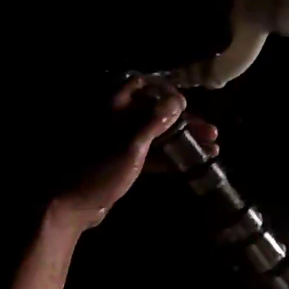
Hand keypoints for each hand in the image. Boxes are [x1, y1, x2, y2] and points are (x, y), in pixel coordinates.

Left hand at [48, 76, 203, 232]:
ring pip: (157, 134)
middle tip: (210, 131)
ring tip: (211, 147)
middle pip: (155, 112)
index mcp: (114, 107)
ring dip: (182, 140)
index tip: (186, 103)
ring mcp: (121, 141)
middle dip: (184, 121)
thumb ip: (155, 120)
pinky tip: (193, 163)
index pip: (141, 85)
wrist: (77, 203)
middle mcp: (117, 119)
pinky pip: (152, 153)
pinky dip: (171, 156)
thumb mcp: (132, 143)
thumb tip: (177, 100)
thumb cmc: (102, 169)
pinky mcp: (124, 161)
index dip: (165, 91)